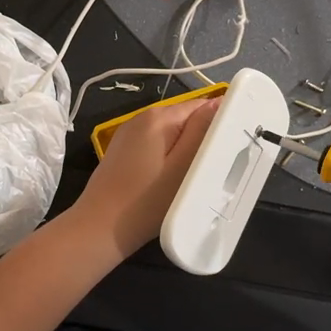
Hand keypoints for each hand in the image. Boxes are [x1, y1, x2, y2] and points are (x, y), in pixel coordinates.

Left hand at [71, 97, 219, 252]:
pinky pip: (155, 144)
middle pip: (185, 118)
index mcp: (159, 117)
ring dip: (185, 149)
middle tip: (213, 169)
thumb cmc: (147, 202)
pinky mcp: (123, 150)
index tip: (231, 149)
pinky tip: (169, 180)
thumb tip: (219, 102)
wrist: (99, 228)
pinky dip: (168, 156)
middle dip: (202, 138)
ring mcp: (129, 133)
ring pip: (171, 133)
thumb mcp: (182, 168)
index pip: (202, 105)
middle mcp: (142, 117)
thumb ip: (202, 132)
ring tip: (192, 177)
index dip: (219, 124)